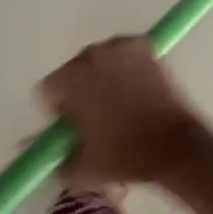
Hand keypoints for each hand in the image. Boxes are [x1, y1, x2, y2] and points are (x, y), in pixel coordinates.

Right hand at [40, 36, 205, 186]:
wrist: (174, 145)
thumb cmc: (123, 156)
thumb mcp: (80, 168)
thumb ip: (54, 158)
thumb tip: (38, 151)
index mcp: (68, 79)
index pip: (48, 90)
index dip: (58, 109)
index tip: (73, 126)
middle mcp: (89, 55)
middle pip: (73, 71)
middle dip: (80, 91)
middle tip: (98, 117)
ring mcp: (118, 46)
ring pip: (100, 60)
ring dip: (103, 76)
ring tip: (121, 103)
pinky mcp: (142, 45)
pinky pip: (124, 52)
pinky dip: (126, 65)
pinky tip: (136, 86)